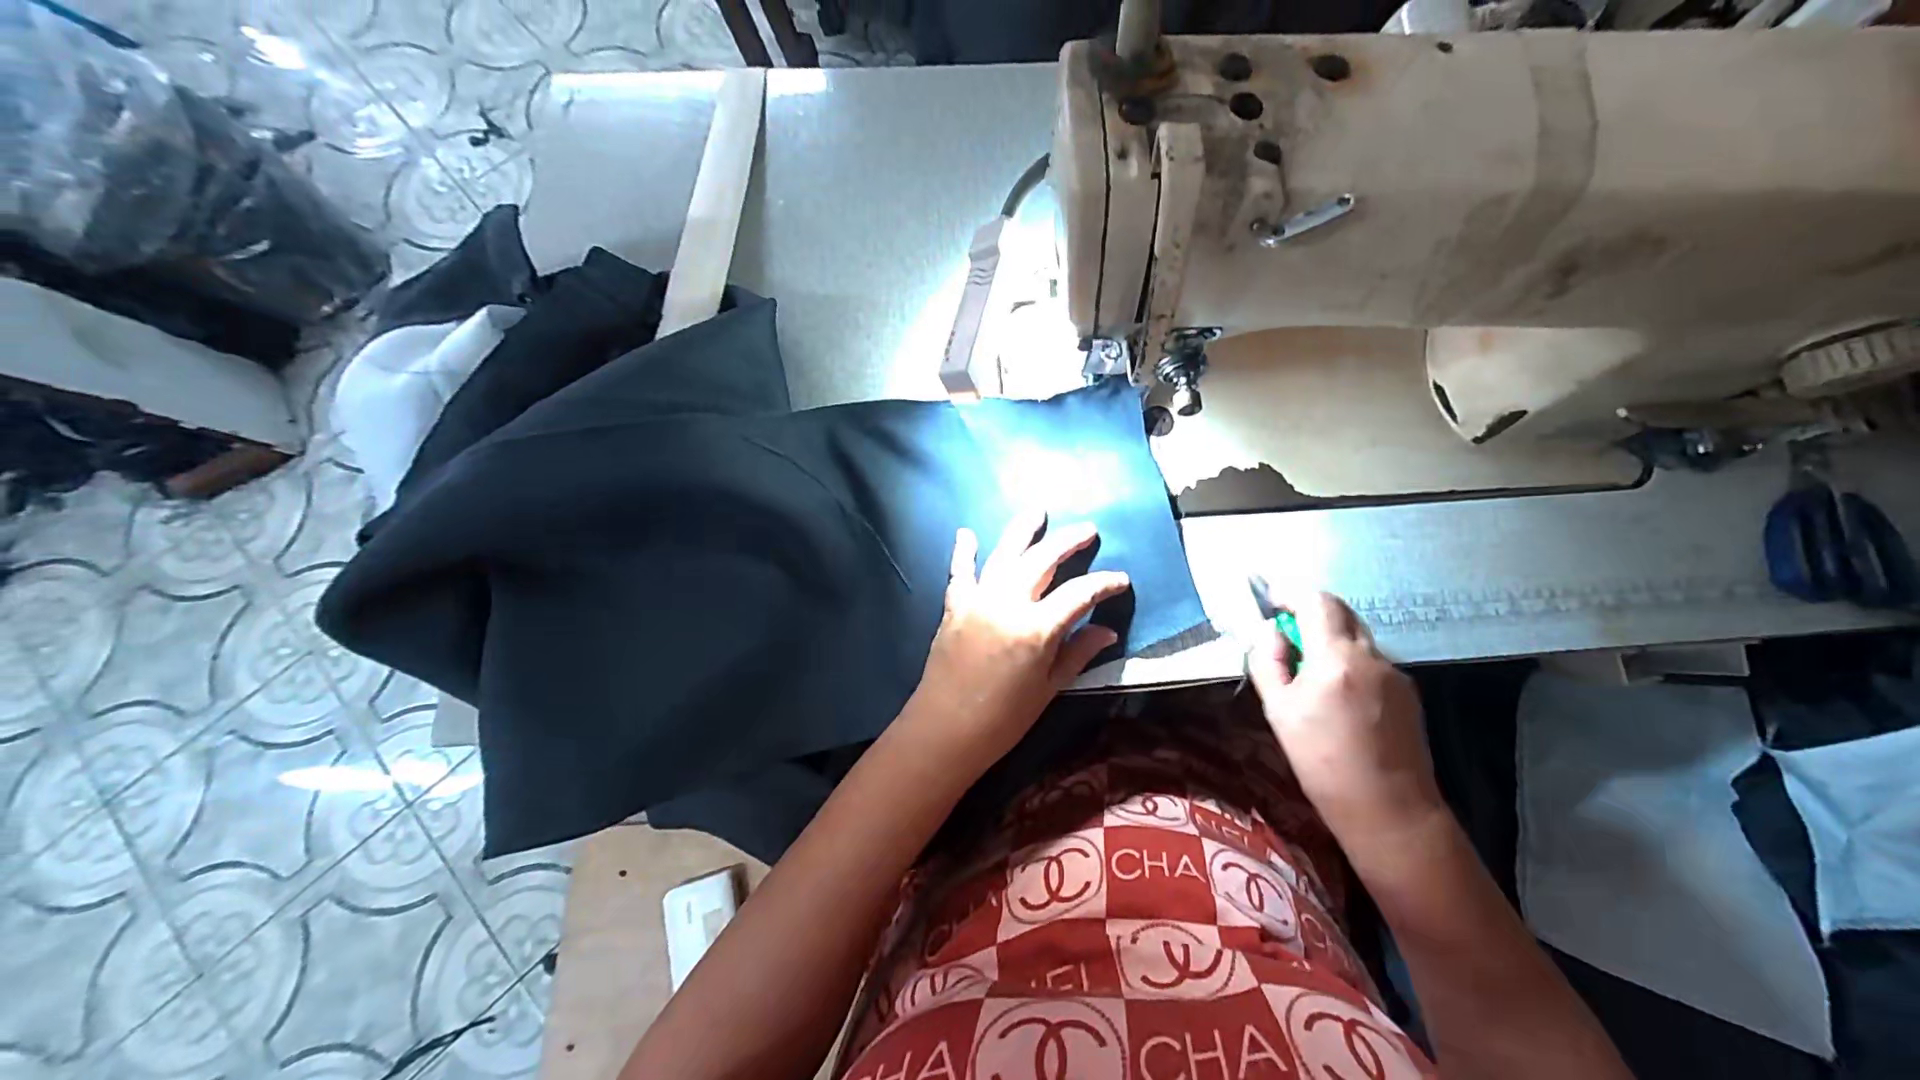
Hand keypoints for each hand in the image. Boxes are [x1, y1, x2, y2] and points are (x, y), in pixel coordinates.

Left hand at [901, 509, 1131, 780]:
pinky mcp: (954, 606)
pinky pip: (960, 572)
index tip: (1121, 579)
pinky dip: (964, 552)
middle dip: (1068, 542)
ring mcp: (977, 600)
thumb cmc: (1004, 718)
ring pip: (1004, 555)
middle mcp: (1007, 603)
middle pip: (1042, 561)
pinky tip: (967, 533)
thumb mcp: (1048, 688)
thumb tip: (1107, 631)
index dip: (1104, 584)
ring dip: (1022, 531)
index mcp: (1036, 628)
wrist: (945, 729)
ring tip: (1038, 512)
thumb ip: (1077, 653)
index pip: (1079, 594)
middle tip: (1088, 530)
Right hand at [1244, 589, 1444, 845]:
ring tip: (1309, 671)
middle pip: (1342, 613)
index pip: (1316, 601)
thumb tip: (1269, 632)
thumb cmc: (1321, 762)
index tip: (1272, 601)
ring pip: (1357, 638)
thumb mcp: (1278, 711)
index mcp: (1335, 658)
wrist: (1388, 809)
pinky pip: (1372, 662)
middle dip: (1312, 613)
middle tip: (1286, 633)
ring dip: (1331, 639)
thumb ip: (1268, 663)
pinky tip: (1338, 696)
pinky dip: (1349, 663)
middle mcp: (1370, 657)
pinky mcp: (1408, 692)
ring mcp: (1395, 673)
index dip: (1291, 594)